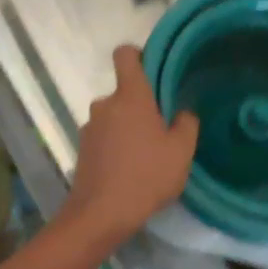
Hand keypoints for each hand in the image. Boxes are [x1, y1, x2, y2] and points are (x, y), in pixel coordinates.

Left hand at [60, 46, 198, 245]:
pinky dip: (114, 148)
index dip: (138, 56)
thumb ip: (186, 124)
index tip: (153, 71)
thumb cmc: (147, 176)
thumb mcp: (181, 151)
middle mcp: (104, 105)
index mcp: (130, 96)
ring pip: (113, 118)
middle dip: (139, 107)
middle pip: (123, 94)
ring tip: (144, 156)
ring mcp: (89, 128)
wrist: (102, 213)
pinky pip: (103, 139)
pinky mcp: (81, 150)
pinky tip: (128, 171)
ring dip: (126, 129)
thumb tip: (181, 114)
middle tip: (159, 131)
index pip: (126, 55)